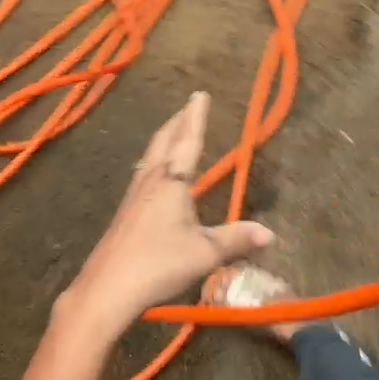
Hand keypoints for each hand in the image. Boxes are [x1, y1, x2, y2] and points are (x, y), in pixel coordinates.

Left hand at [59, 92, 274, 332]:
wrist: (108, 285)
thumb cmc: (159, 262)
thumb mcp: (204, 252)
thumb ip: (236, 239)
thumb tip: (270, 233)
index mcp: (172, 179)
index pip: (187, 140)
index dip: (195, 116)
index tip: (200, 94)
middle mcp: (151, 178)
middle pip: (164, 140)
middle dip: (178, 121)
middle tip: (189, 106)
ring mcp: (134, 192)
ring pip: (151, 154)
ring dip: (165, 138)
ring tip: (174, 131)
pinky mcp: (126, 209)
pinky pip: (144, 171)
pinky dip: (155, 159)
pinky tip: (155, 172)